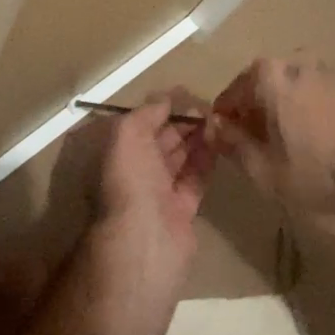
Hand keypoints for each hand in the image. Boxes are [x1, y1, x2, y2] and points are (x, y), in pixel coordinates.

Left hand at [92, 90, 215, 288]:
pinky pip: (194, 178)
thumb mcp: (128, 134)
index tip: (185, 94)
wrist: (145, 239)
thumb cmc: (130, 180)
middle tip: (207, 106)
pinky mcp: (181, 209)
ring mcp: (157, 191)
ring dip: (195, 138)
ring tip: (218, 119)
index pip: (138, 123)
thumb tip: (164, 100)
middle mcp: (133, 170)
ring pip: (178, 157)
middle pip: (159, 139)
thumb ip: (146, 114)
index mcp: (114, 152)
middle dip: (180, 121)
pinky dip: (205, 160)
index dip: (159, 107)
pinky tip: (219, 141)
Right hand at [208, 57, 334, 232]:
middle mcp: (295, 61)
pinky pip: (313, 97)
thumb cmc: (323, 172)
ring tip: (286, 154)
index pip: (228, 96)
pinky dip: (305, 116)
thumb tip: (212, 128)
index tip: (226, 149)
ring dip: (279, 117)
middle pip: (258, 90)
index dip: (223, 125)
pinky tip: (315, 147)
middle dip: (251, 118)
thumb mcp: (266, 170)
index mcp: (268, 73)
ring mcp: (327, 70)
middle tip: (255, 153)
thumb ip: (232, 145)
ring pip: (287, 93)